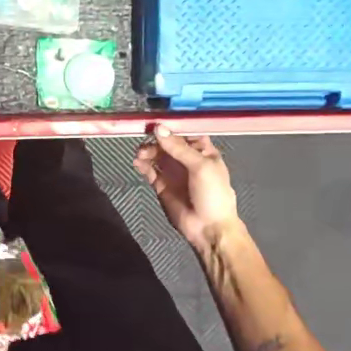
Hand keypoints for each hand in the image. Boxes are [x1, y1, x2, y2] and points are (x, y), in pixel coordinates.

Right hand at [134, 127, 240, 254]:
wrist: (209, 228)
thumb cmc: (213, 193)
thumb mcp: (200, 166)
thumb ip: (178, 148)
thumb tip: (158, 128)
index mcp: (203, 151)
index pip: (185, 133)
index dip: (171, 127)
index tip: (156, 122)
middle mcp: (187, 159)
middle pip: (168, 143)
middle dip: (156, 140)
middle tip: (145, 140)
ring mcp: (174, 172)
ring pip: (157, 155)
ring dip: (148, 151)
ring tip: (140, 153)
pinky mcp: (162, 186)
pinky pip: (151, 171)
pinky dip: (143, 165)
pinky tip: (138, 162)